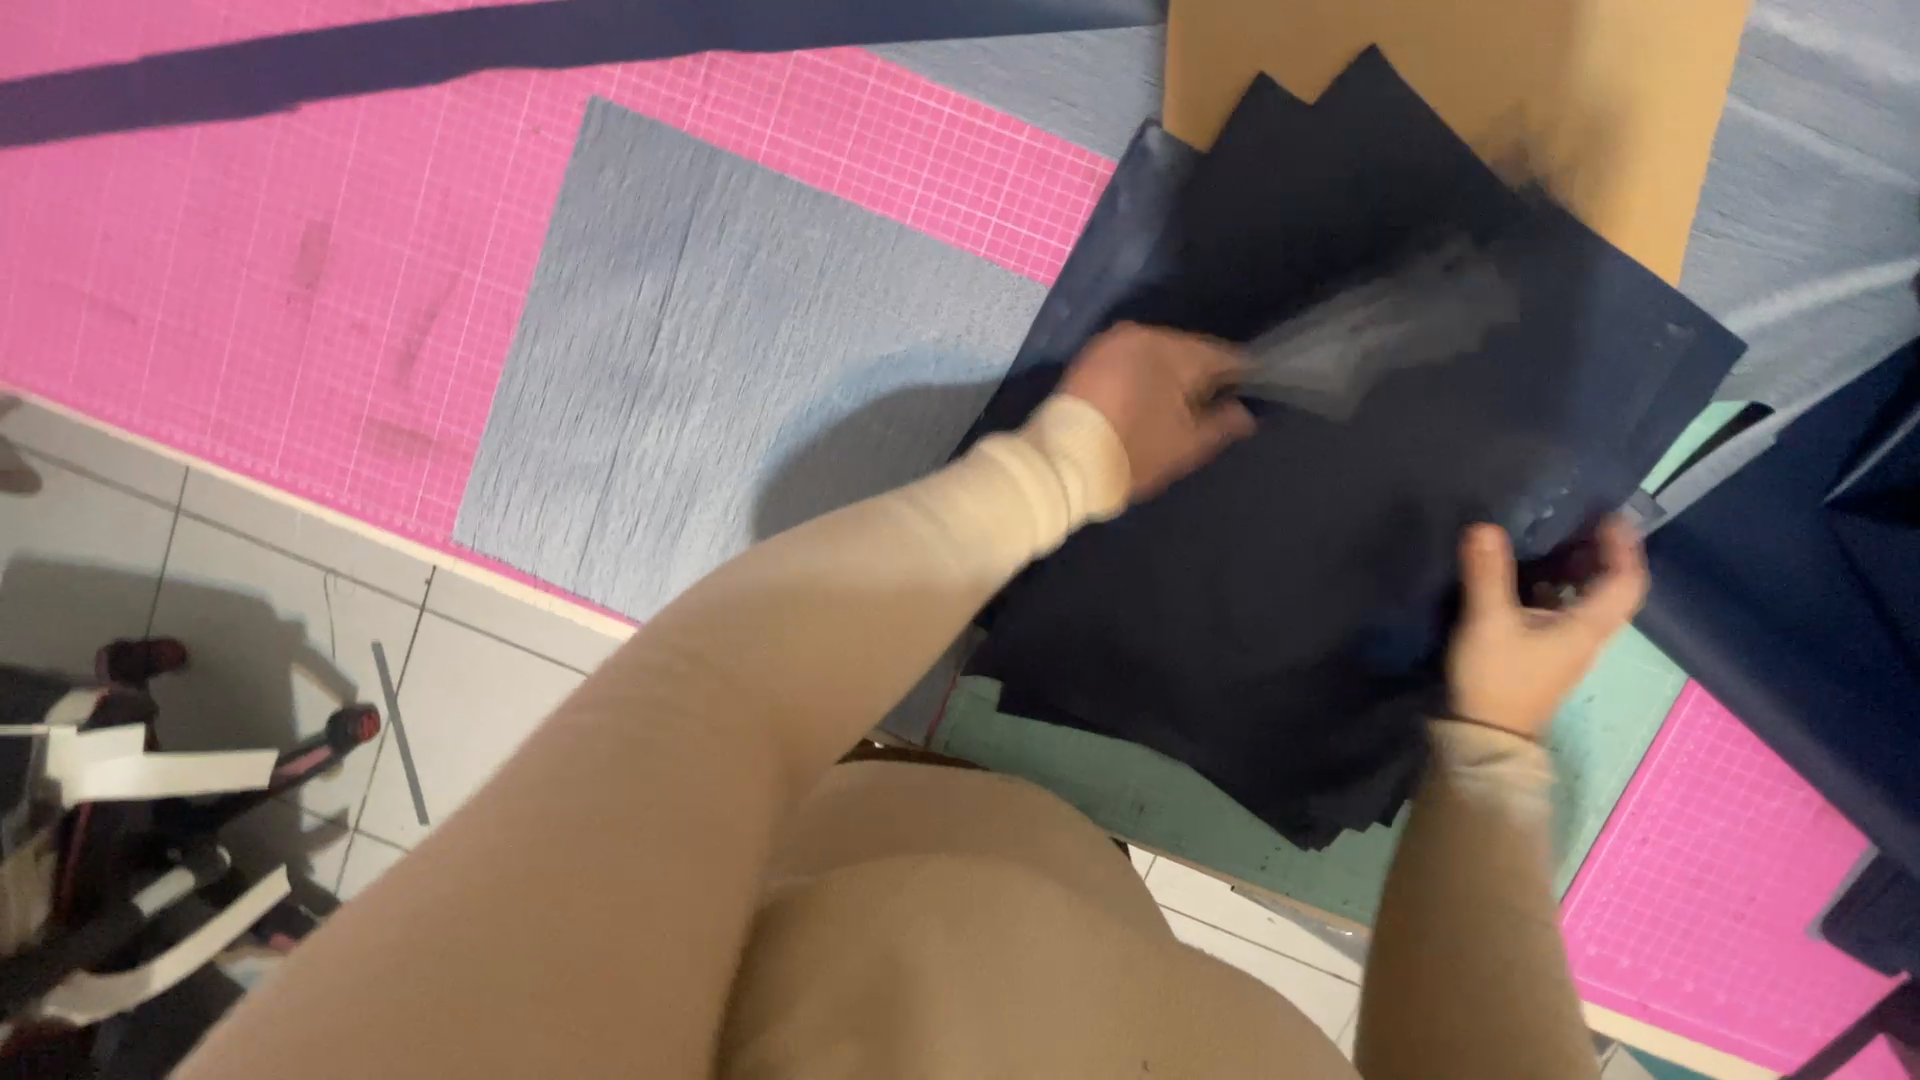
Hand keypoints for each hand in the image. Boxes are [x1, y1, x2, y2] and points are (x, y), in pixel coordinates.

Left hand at [1059, 323, 1255, 500]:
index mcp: (1170, 349)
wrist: (1059, 464)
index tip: (1249, 393)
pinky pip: (1129, 363)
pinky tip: (1147, 404)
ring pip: (1155, 356)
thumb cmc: (1130, 453)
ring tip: (1179, 411)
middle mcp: (1139, 334)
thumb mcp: (1185, 446)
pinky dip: (1142, 378)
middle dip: (1200, 378)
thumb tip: (1244, 412)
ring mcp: (1108, 345)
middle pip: (1186, 352)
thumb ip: (1221, 424)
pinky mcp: (1087, 361)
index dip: (1239, 376)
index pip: (1221, 355)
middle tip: (1212, 408)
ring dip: (1169, 378)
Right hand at [1446, 516, 1649, 739]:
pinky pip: (1557, 611)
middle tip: (1577, 522)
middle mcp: (1585, 635)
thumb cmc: (1497, 676)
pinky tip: (1523, 577)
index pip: (1625, 581)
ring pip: (1582, 600)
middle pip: (1608, 589)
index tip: (1610, 517)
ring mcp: (1564, 646)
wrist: (1485, 731)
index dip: (1623, 547)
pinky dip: (1550, 588)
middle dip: (1598, 554)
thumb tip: (1486, 527)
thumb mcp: (1488, 622)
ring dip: (1574, 570)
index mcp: (1586, 626)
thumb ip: (1487, 575)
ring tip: (1549, 541)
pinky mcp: (1541, 653)